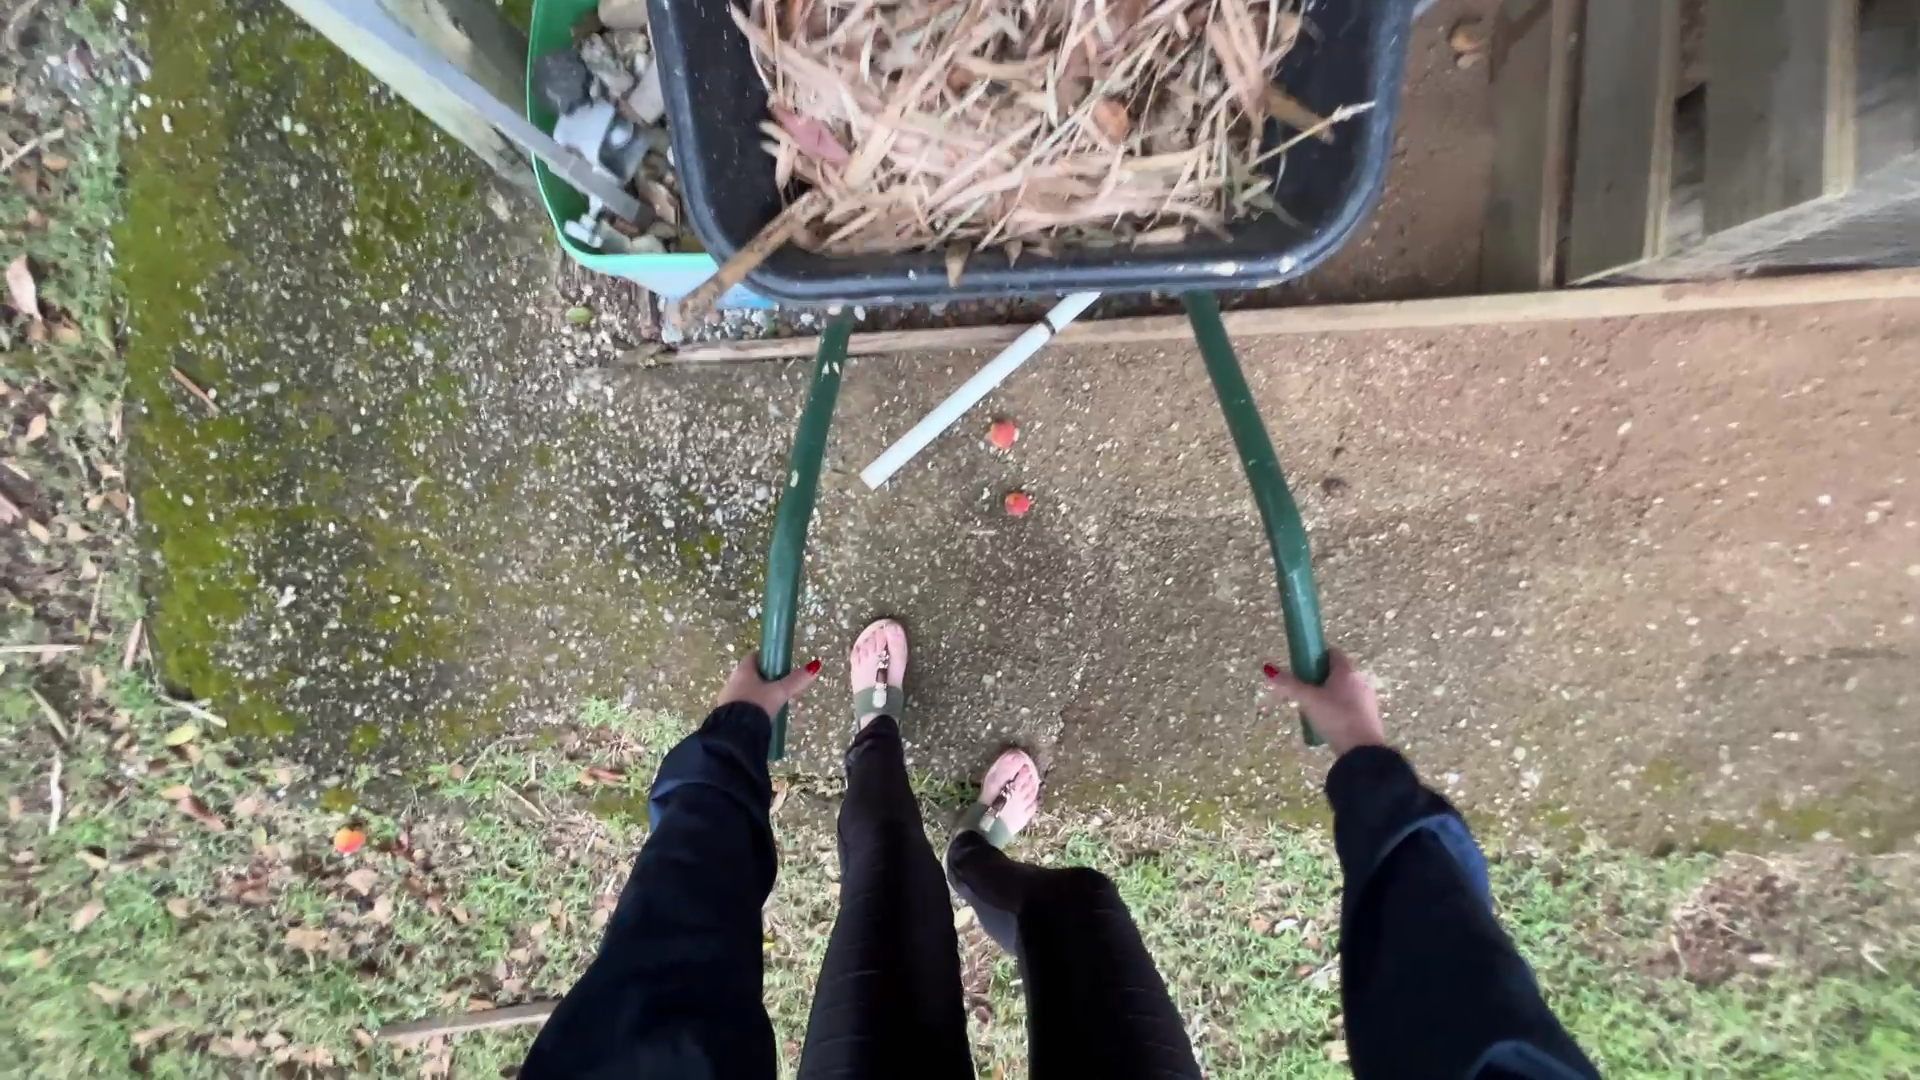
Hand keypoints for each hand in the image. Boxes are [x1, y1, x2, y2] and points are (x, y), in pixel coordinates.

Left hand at [716, 653, 820, 716]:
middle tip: (779, 687)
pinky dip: (750, 708)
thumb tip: (815, 665)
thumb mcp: (779, 692)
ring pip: (744, 691)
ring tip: (771, 704)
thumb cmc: (757, 705)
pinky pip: (739, 706)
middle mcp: (732, 681)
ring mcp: (726, 699)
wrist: (735, 734)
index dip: (767, 659)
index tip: (779, 665)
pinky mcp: (724, 715)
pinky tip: (760, 717)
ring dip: (756, 695)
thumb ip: (796, 680)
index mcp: (743, 671)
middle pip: (749, 675)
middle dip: (763, 679)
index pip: (754, 657)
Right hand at [1264, 650, 1384, 755]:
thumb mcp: (1308, 699)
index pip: (1332, 653)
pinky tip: (1328, 720)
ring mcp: (1367, 699)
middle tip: (1304, 689)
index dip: (1316, 655)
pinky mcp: (1370, 716)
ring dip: (1329, 694)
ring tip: (1313, 708)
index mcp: (1346, 672)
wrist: (1362, 750)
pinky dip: (1339, 707)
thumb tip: (1268, 669)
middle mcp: (1360, 681)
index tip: (1302, 665)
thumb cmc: (1335, 717)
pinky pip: (1351, 705)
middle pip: (1337, 672)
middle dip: (1320, 678)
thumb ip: (1289, 684)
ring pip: (1344, 690)